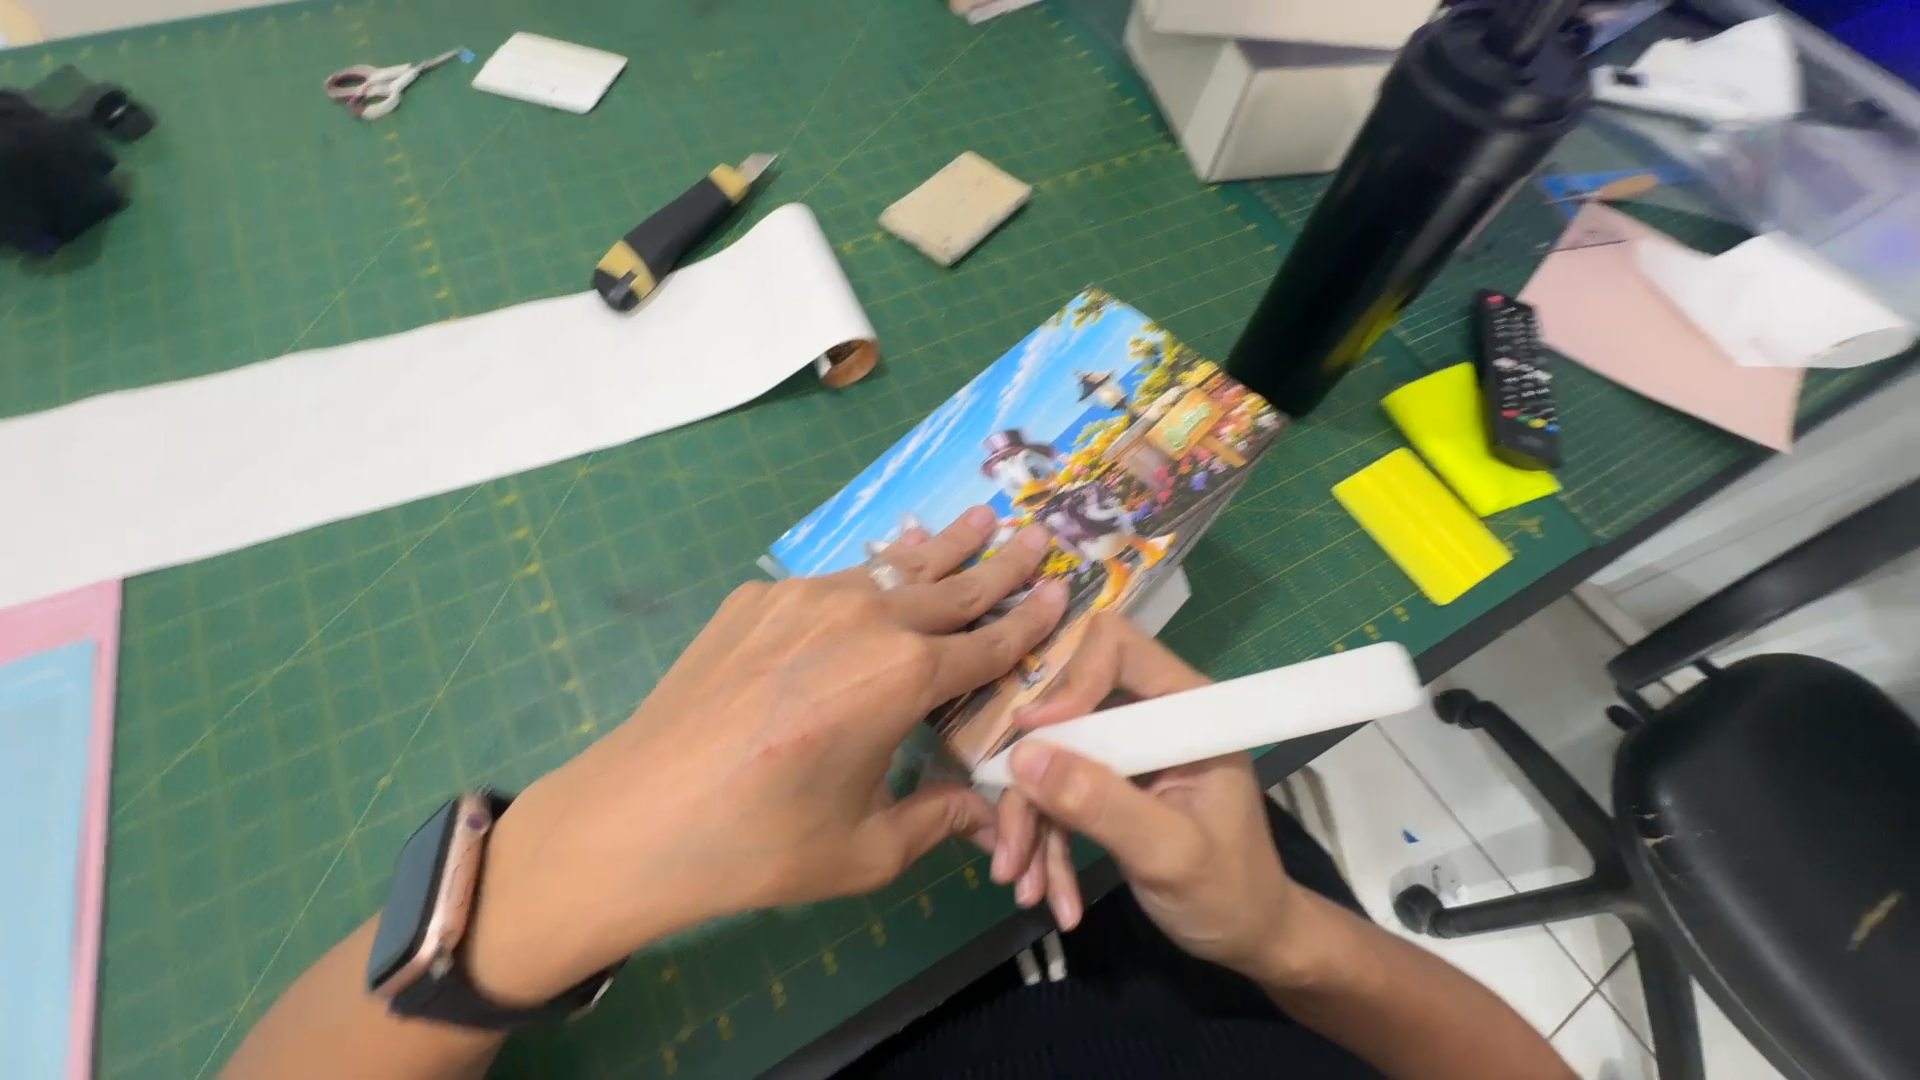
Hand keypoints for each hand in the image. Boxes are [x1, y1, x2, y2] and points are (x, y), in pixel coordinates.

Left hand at [462, 507, 1067, 1003]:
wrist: (633, 818)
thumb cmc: (760, 846)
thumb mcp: (865, 850)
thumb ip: (937, 820)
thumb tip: (986, 812)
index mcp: (901, 678)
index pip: (986, 644)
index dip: (1029, 623)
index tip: (1061, 592)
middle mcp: (862, 619)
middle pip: (949, 587)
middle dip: (999, 565)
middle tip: (1035, 536)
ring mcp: (804, 598)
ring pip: (891, 571)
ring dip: (938, 552)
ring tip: (976, 521)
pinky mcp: (758, 598)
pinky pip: (831, 583)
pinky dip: (869, 578)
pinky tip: (881, 575)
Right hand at [993, 615, 1314, 983]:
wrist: (1246, 938)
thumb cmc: (1230, 893)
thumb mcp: (1169, 853)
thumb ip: (1102, 804)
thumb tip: (1024, 757)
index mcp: (1185, 709)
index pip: (1117, 648)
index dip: (1070, 680)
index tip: (1034, 738)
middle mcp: (1149, 717)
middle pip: (1065, 711)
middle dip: (1032, 782)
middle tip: (1010, 847)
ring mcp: (1124, 750)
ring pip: (1049, 758)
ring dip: (1030, 823)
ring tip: (1022, 885)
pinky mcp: (1105, 781)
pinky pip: (1055, 793)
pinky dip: (1044, 842)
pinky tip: (1046, 892)